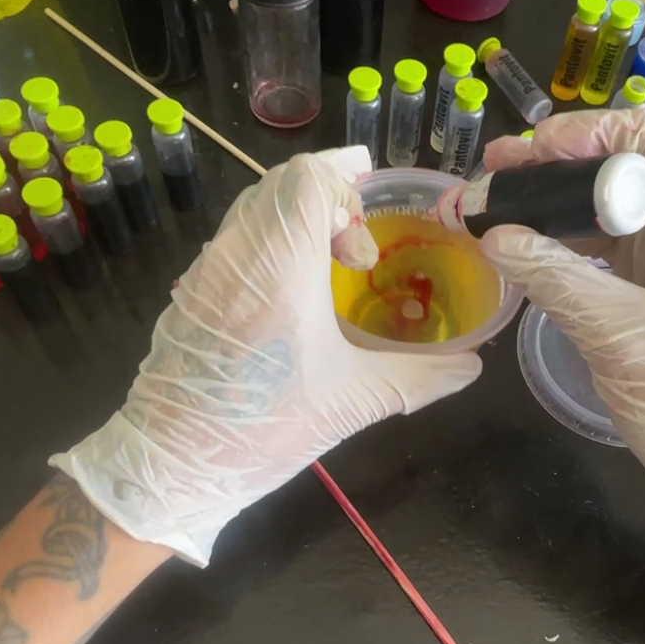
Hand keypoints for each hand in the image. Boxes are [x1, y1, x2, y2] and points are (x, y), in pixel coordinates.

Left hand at [53, 147, 481, 564]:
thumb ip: (420, 377)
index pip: (306, 178)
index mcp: (279, 267)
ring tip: (331, 266)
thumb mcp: (353, 402)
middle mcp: (236, 254)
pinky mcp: (190, 294)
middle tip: (359, 248)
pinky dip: (269, 242)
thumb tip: (472, 367)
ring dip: (296, 220)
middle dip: (327, 197)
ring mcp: (205, 272)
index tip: (368, 229)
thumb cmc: (265, 428)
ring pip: (252, 210)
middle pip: (278, 184)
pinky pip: (234, 241)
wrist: (171, 465)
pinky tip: (291, 291)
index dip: (344, 182)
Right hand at [480, 109, 644, 570]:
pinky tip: (520, 248)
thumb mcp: (618, 336)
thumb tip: (492, 236)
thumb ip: (555, 279)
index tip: (535, 151)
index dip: (596, 130)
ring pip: (606, 210)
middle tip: (494, 173)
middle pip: (624, 170)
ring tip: (494, 206)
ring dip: (551, 203)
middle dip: (557, 165)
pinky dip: (558, 244)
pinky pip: (599, 251)